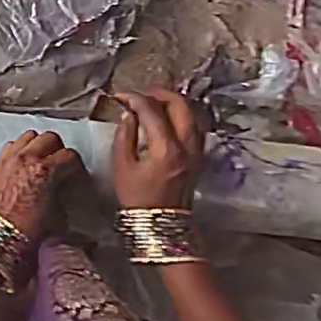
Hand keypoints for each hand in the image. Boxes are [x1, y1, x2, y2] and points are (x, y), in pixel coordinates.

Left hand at [0, 131, 85, 242]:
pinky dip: (21, 149)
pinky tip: (25, 162)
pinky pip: (13, 144)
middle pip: (50, 138)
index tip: (78, 175)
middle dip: (59, 150)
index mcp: (46, 170)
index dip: (77, 167)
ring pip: (31, 136)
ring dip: (39, 145)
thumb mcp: (58, 214)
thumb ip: (63, 192)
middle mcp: (27, 159)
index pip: (70, 156)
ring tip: (43, 158)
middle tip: (62, 163)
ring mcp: (11, 159)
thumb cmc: (24, 231)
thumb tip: (65, 188)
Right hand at [111, 90, 205, 209]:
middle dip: (158, 94)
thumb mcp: (122, 167)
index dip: (134, 97)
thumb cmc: (138, 199)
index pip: (151, 110)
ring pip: (191, 113)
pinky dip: (182, 116)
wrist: (161, 227)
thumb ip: (125, 135)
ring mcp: (198, 151)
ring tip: (153, 104)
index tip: (120, 95)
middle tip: (139, 96)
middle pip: (179, 104)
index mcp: (166, 148)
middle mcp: (188, 145)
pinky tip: (167, 119)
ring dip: (172, 103)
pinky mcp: (200, 156)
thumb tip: (130, 114)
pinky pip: (195, 126)